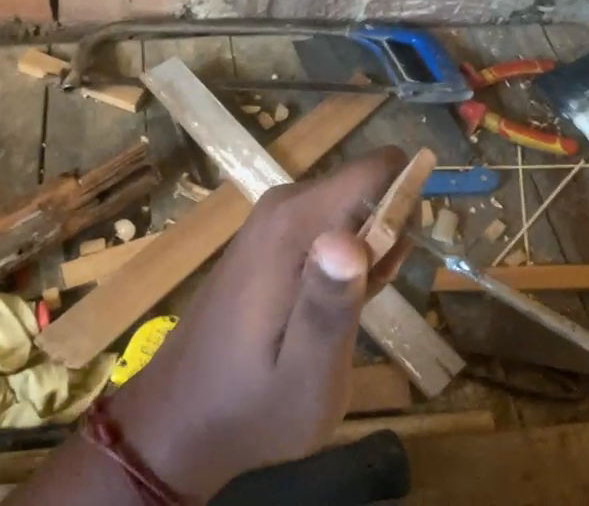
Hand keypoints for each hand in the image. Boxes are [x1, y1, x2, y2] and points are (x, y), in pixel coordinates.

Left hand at [105, 147, 410, 499]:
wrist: (181, 418)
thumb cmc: (250, 407)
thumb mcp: (305, 377)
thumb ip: (330, 308)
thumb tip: (350, 238)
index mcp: (295, 224)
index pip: (377, 168)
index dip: (407, 205)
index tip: (399, 262)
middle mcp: (284, 204)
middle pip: (369, 187)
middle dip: (389, 237)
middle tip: (370, 303)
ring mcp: (274, 219)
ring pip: (353, 208)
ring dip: (370, 256)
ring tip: (347, 317)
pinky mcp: (271, 237)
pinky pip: (330, 226)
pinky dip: (346, 264)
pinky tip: (328, 312)